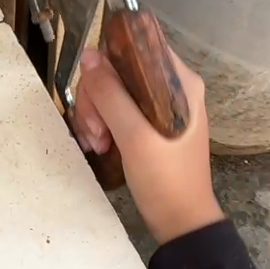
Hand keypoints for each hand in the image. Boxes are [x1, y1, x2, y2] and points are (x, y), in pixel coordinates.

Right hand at [71, 46, 223, 243]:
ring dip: (95, 114)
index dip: (109, 61)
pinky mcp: (148, 123)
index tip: (95, 90)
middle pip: (118, 70)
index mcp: (179, 82)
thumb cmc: (166, 179)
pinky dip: (101, 124)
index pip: (137, 46)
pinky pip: (115, 109)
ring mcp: (159, 106)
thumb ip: (111, 94)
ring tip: (96, 142)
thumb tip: (89, 55)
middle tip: (95, 129)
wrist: (180, 222)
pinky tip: (98, 144)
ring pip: (112, 90)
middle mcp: (171, 87)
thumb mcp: (134, 136)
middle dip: (97, 97)